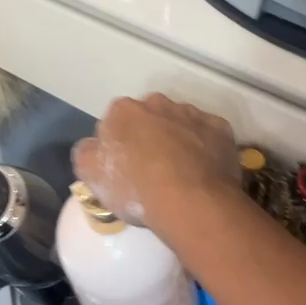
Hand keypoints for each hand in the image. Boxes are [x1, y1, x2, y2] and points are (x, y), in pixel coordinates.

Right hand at [72, 93, 242, 236]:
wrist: (192, 202)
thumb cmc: (137, 189)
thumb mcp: (91, 175)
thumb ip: (86, 153)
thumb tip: (94, 147)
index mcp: (123, 110)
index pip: (115, 122)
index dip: (119, 145)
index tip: (124, 168)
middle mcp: (157, 102)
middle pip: (148, 118)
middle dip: (149, 137)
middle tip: (151, 171)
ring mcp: (191, 113)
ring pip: (180, 124)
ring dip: (178, 141)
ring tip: (180, 175)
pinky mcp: (220, 128)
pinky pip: (208, 136)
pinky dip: (205, 149)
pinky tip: (203, 173)